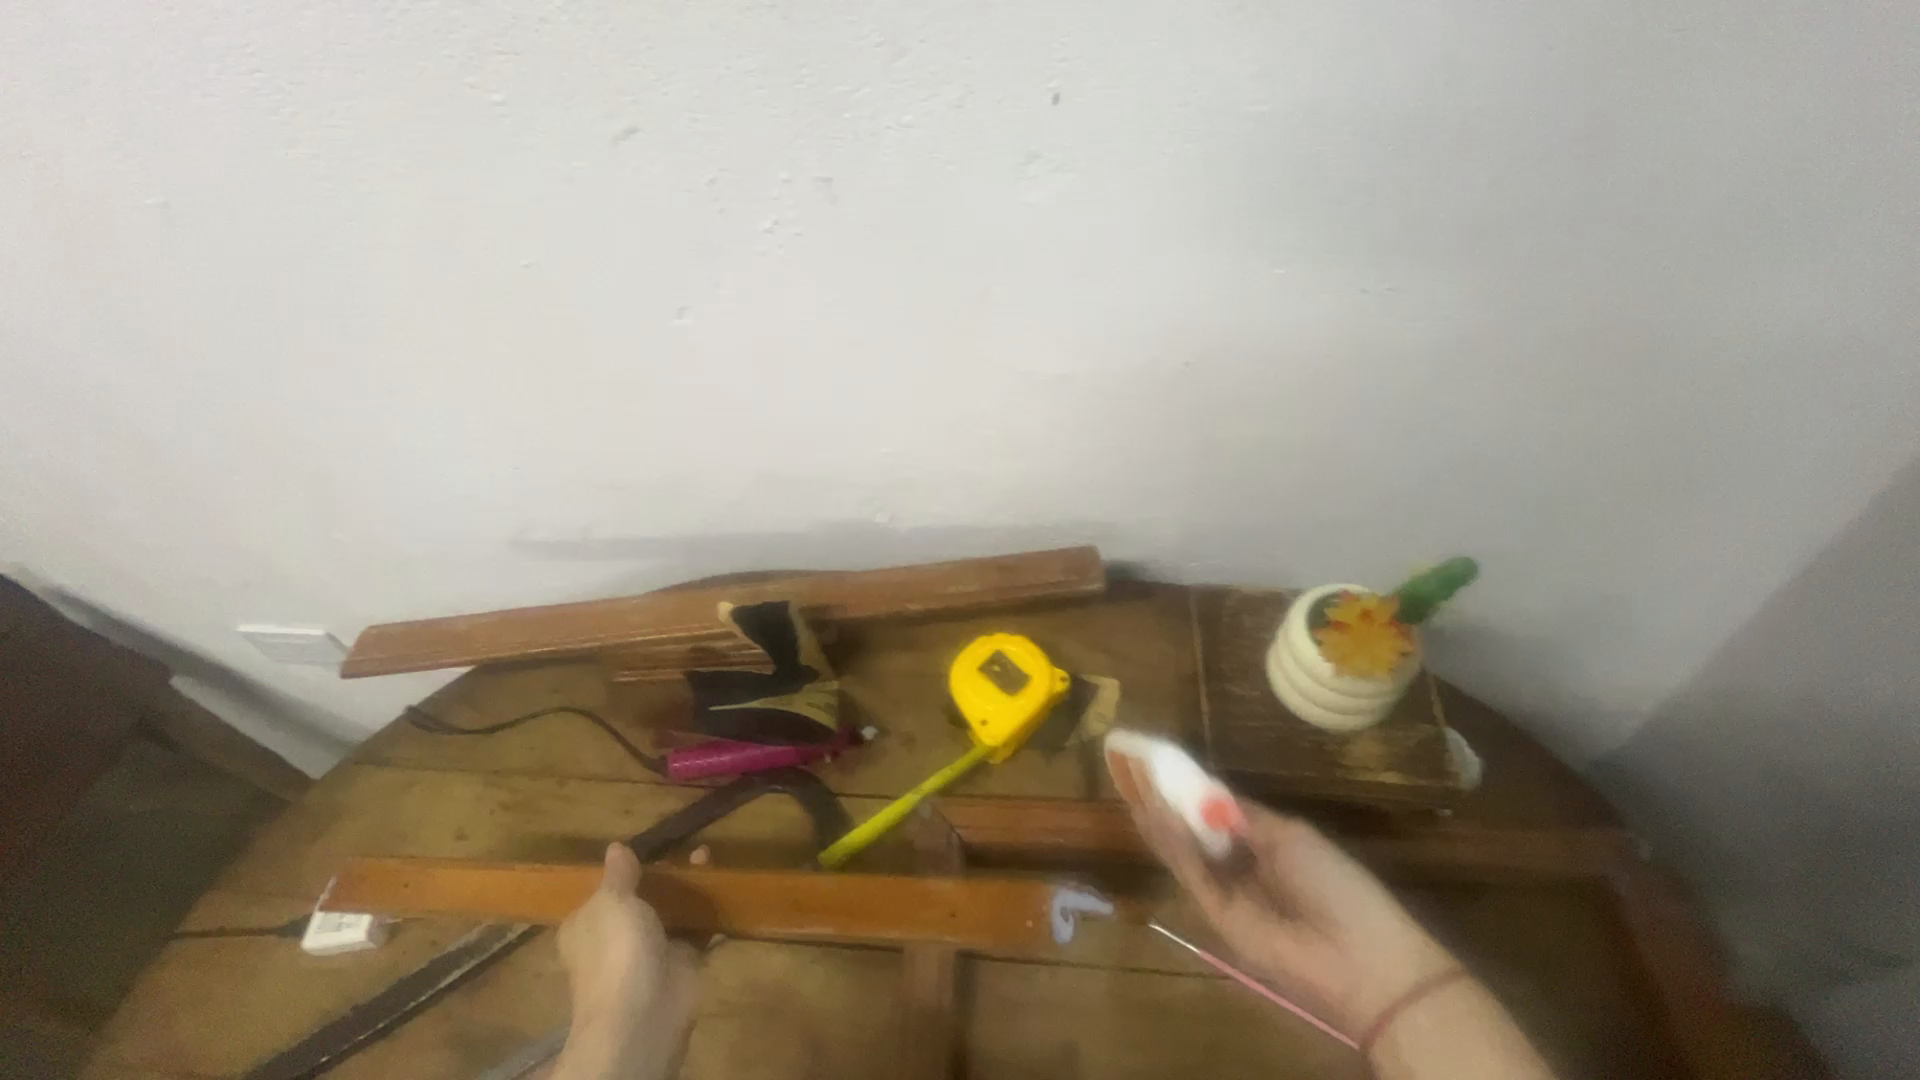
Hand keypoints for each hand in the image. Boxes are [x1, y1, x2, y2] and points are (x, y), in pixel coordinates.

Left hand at [551, 844, 700, 1079]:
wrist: (644, 1012)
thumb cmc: (616, 949)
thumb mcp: (612, 901)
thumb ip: (619, 874)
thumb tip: (617, 847)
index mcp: (589, 924)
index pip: (605, 891)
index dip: (626, 869)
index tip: (653, 846)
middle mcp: (616, 936)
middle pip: (644, 896)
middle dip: (667, 872)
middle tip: (689, 850)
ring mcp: (651, 949)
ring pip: (673, 909)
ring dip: (691, 886)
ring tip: (709, 857)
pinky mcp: (683, 960)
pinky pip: (698, 928)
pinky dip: (710, 910)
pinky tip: (725, 885)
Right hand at [1128, 793, 1455, 1034]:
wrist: (1357, 957)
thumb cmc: (1337, 884)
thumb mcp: (1292, 836)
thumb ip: (1244, 817)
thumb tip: (1206, 797)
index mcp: (1269, 849)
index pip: (1223, 817)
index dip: (1196, 795)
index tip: (1168, 770)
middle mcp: (1244, 870)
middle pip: (1199, 836)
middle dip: (1171, 808)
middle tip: (1139, 778)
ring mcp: (1229, 895)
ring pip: (1188, 855)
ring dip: (1163, 824)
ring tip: (1136, 791)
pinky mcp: (1217, 917)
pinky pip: (1192, 875)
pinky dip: (1173, 846)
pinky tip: (1156, 815)